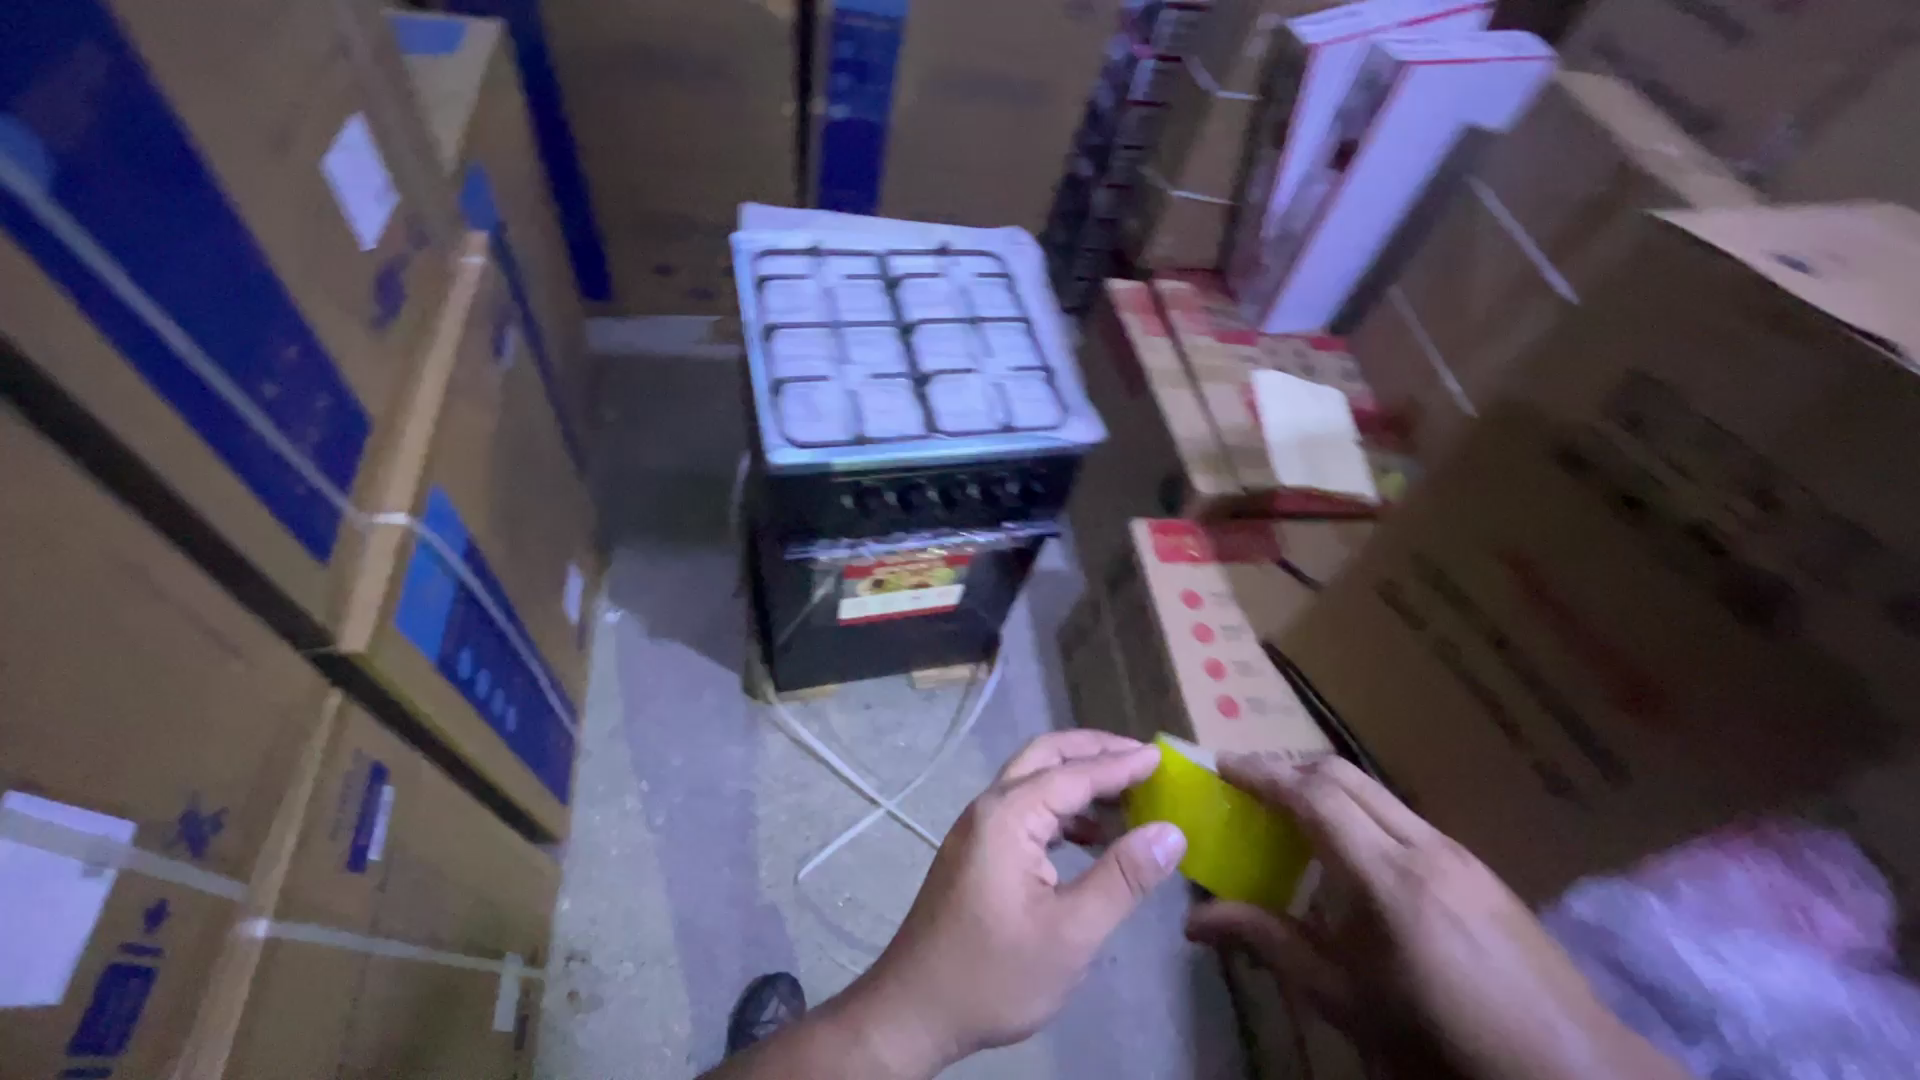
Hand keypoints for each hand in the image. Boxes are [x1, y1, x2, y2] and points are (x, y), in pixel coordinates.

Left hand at [840, 731, 1187, 1074]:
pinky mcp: (975, 852)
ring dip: (1077, 778)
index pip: (1074, 774)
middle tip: (1141, 758)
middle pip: (1045, 757)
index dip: (1121, 764)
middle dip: (1093, 751)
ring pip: (1032, 781)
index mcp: (1007, 816)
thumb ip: (1123, 878)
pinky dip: (1060, 809)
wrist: (914, 1011)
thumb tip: (1170, 832)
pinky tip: (1090, 837)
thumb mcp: (1071, 933)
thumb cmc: (994, 974)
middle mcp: (988, 808)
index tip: (1162, 756)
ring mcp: (976, 829)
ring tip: (1126, 795)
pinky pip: (1023, 809)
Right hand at [1187, 755, 1686, 1079]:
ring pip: (1375, 790)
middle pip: (1344, 774)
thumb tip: (1193, 920)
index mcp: (1386, 876)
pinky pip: (1401, 815)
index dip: (1262, 773)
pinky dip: (1358, 810)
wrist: (1566, 1067)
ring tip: (1288, 809)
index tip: (1220, 765)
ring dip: (1323, 785)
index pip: (1314, 796)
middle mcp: (1424, 846)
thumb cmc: (1438, 1035)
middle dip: (1287, 767)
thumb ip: (1268, 943)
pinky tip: (1349, 850)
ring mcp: (1457, 851)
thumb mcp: (1342, 997)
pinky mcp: (1477, 866)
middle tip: (1244, 781)